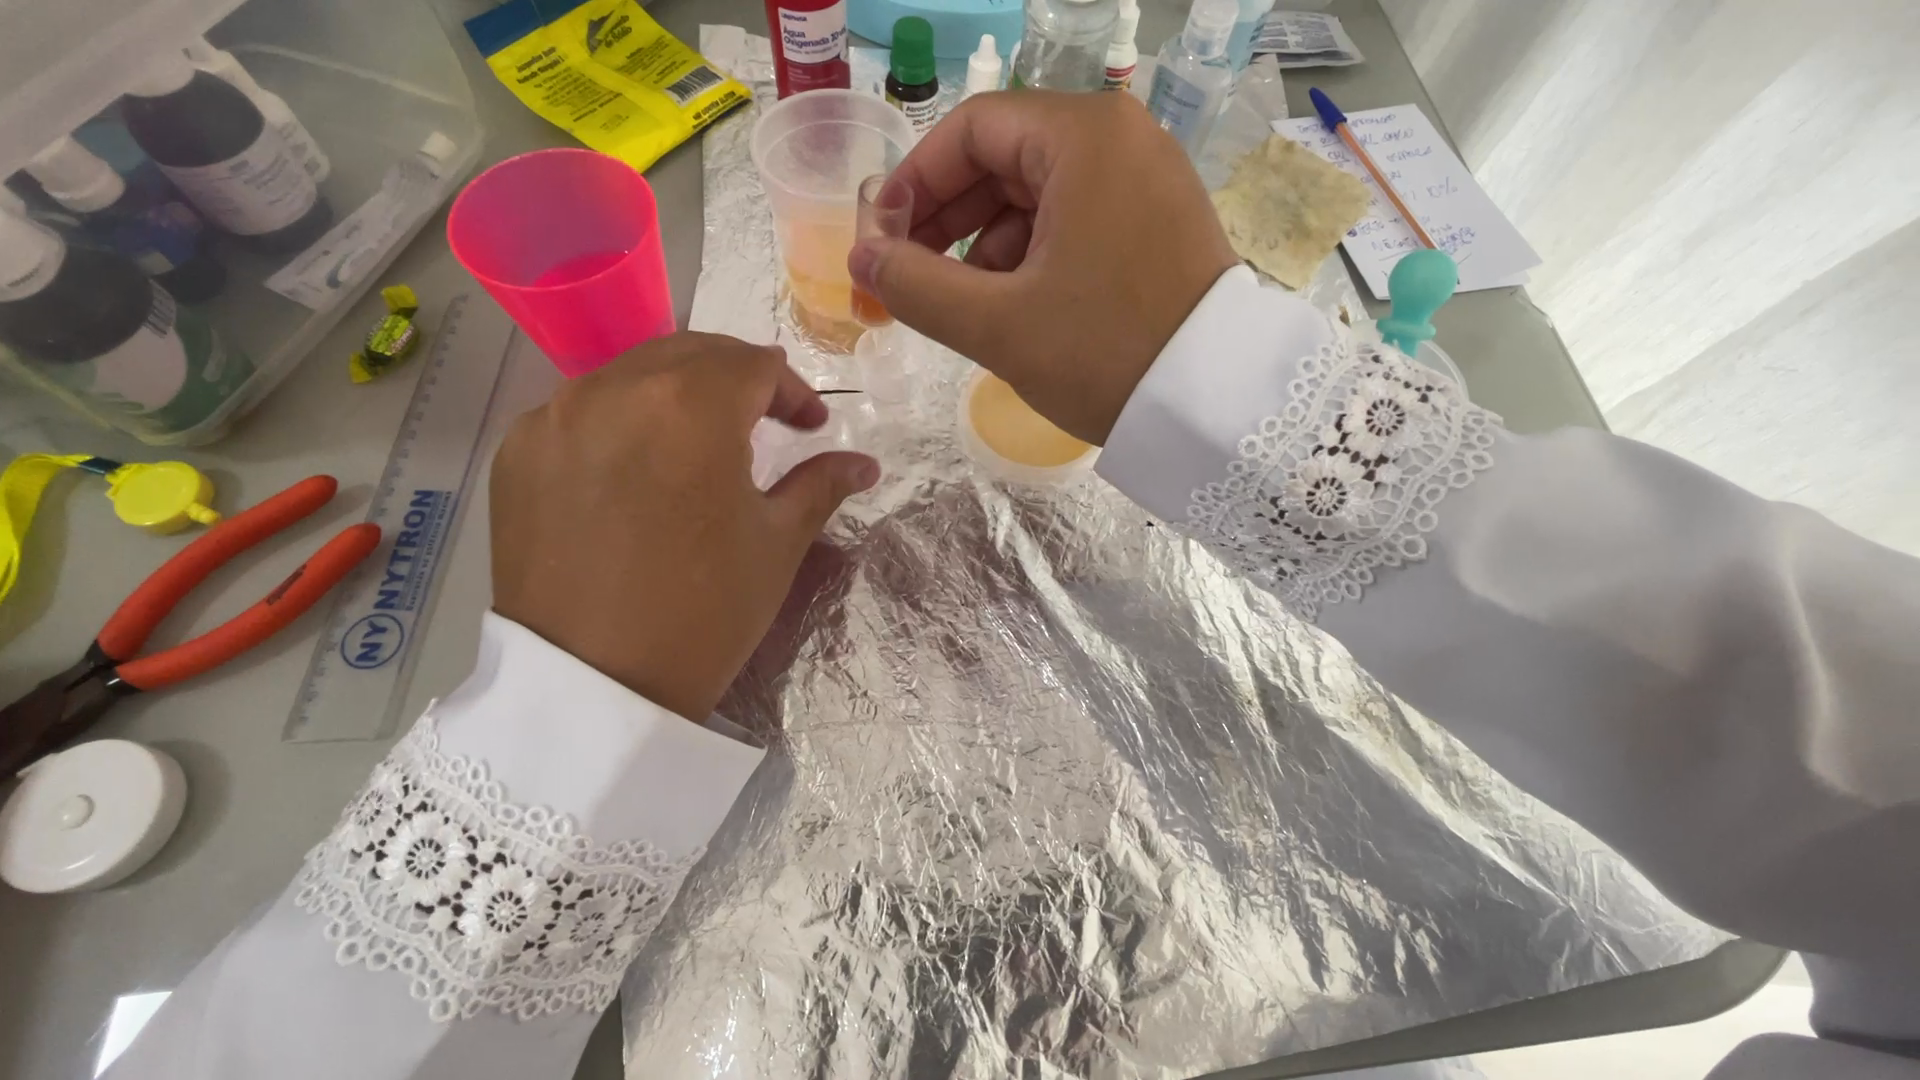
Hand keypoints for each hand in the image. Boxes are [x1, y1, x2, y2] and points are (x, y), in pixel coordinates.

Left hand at [489, 333, 878, 720]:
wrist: (593, 686)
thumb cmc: (705, 612)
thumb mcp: (777, 544)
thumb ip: (821, 485)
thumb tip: (864, 463)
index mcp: (692, 406)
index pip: (754, 365)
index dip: (793, 391)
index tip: (811, 427)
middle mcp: (616, 389)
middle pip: (691, 354)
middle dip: (737, 379)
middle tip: (764, 422)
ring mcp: (555, 417)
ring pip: (631, 375)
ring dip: (677, 395)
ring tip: (699, 444)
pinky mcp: (516, 452)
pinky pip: (581, 411)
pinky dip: (620, 422)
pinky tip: (636, 469)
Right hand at [848, 91, 1238, 445]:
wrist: (1214, 408)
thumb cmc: (1104, 355)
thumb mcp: (998, 325)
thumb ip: (915, 286)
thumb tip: (861, 258)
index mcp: (1085, 137)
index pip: (970, 130)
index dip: (914, 183)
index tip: (882, 240)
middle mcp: (1123, 139)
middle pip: (1005, 159)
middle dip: (947, 220)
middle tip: (909, 277)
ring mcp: (1148, 179)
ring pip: (1038, 193)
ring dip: (986, 244)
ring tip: (965, 305)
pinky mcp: (1159, 221)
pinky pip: (1076, 219)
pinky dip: (1034, 254)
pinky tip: (1017, 305)